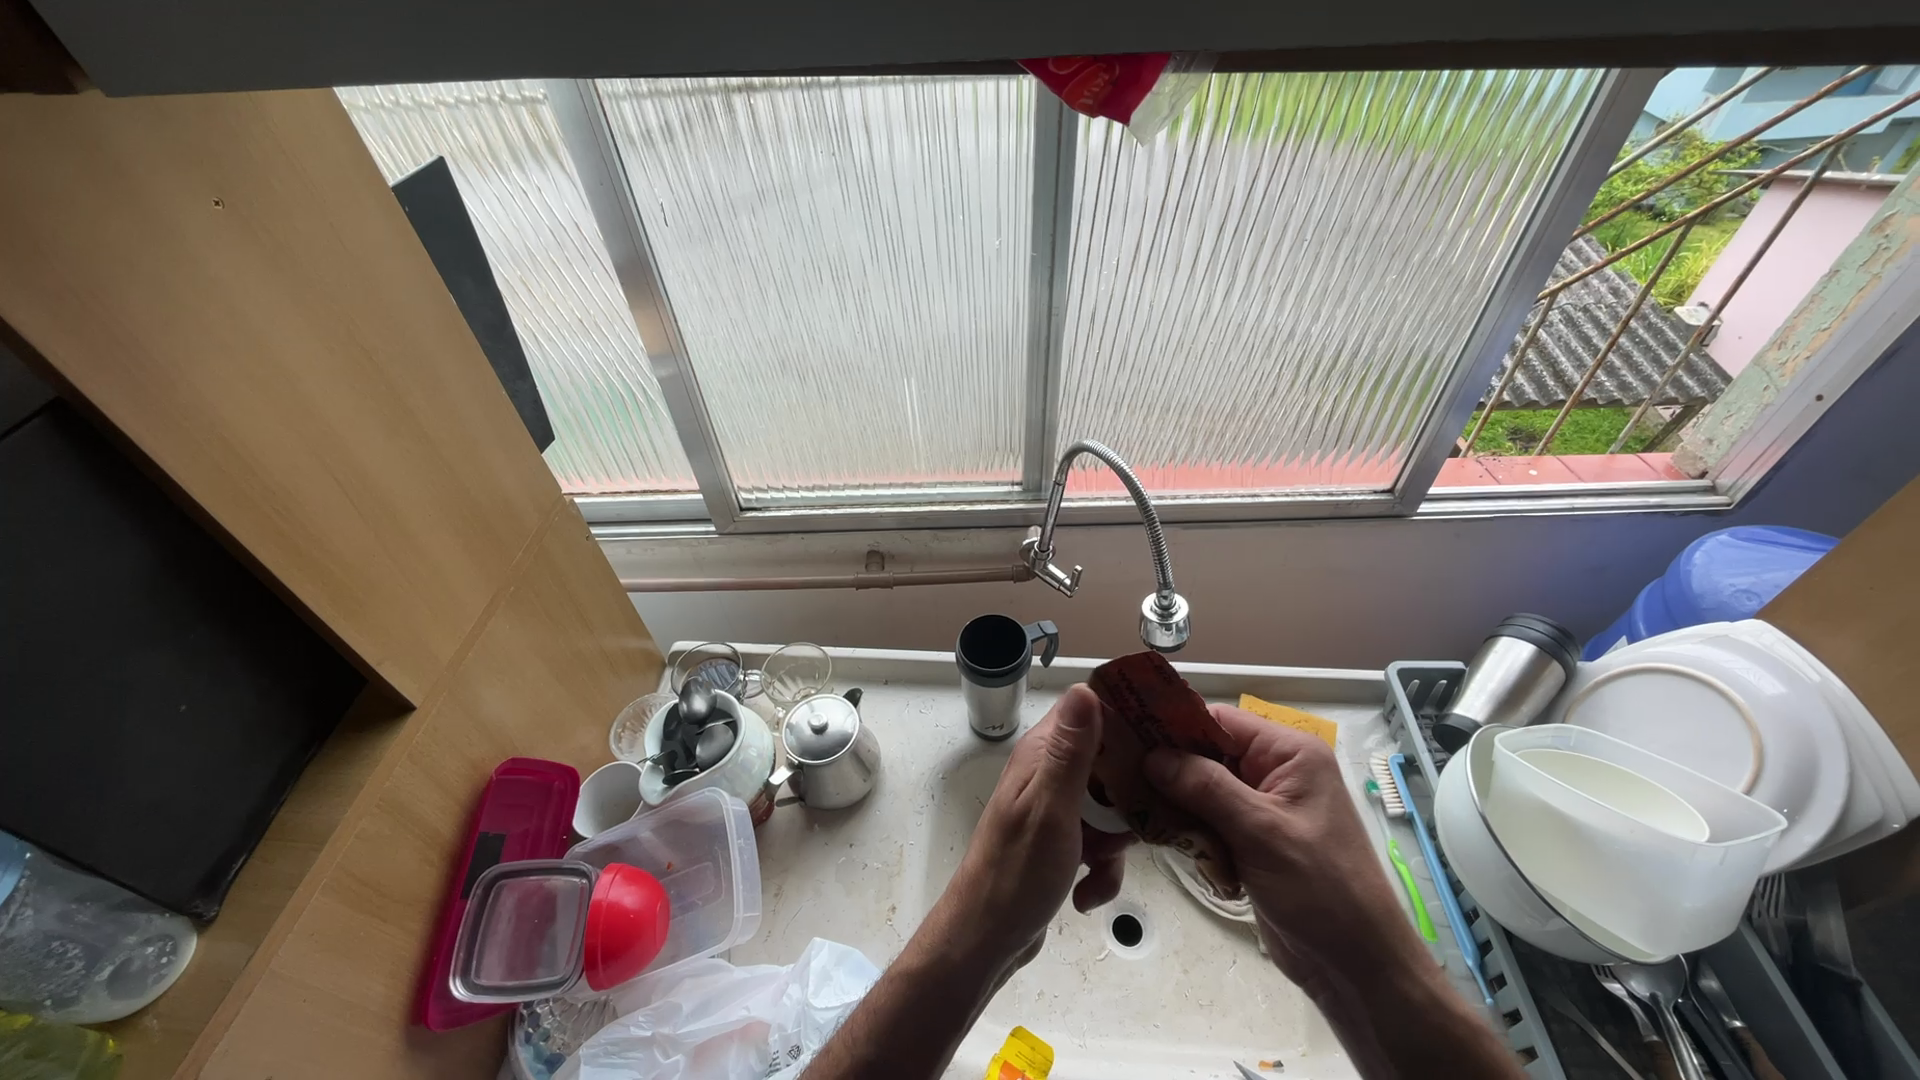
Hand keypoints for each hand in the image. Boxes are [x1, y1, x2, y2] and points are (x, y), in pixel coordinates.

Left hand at [927, 684, 1130, 974]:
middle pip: (1111, 762)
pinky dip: (1103, 869)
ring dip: (1116, 843)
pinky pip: (1099, 842)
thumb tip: (1084, 688)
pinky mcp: (1061, 841)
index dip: (1131, 720)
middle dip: (1130, 797)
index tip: (1167, 743)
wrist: (986, 940)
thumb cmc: (1016, 873)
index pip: (1092, 710)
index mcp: (1042, 753)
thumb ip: (1071, 751)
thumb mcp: (1051, 808)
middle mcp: (1048, 772)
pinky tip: (1088, 892)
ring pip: (1110, 807)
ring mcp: (1055, 808)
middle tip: (1132, 826)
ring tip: (1102, 866)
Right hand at [1144, 706, 1414, 996]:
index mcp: (1289, 754)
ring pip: (1200, 787)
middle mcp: (1274, 772)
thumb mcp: (1261, 831)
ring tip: (1127, 805)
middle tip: (1116, 773)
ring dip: (1171, 800)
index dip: (1173, 724)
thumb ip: (1206, 787)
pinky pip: (1206, 818)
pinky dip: (1183, 826)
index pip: (1219, 720)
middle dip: (1166, 765)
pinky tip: (1154, 834)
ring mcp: (1261, 807)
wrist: (1356, 966)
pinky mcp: (1249, 838)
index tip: (1126, 734)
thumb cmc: (1321, 889)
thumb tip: (1151, 755)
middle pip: (1205, 752)